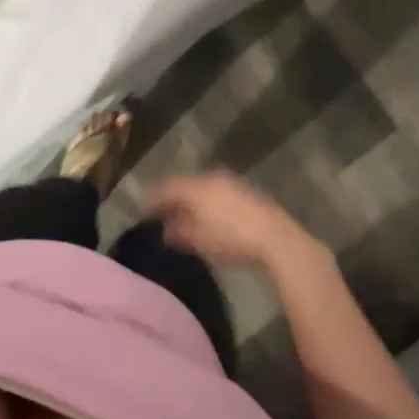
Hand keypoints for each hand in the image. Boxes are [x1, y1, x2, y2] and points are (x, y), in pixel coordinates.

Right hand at [144, 173, 328, 273]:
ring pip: (203, 190)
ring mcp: (233, 184)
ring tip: (184, 218)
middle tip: (161, 214)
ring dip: (191, 202)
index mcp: (196, 186)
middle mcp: (212, 178)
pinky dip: (208, 204)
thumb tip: (165, 229)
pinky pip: (218, 195)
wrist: (276, 239)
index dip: (152, 199)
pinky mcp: (248, 194)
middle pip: (185, 186)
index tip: (141, 211)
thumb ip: (177, 232)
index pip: (166, 187)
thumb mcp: (198, 240)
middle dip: (172, 199)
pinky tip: (209, 219)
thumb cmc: (231, 239)